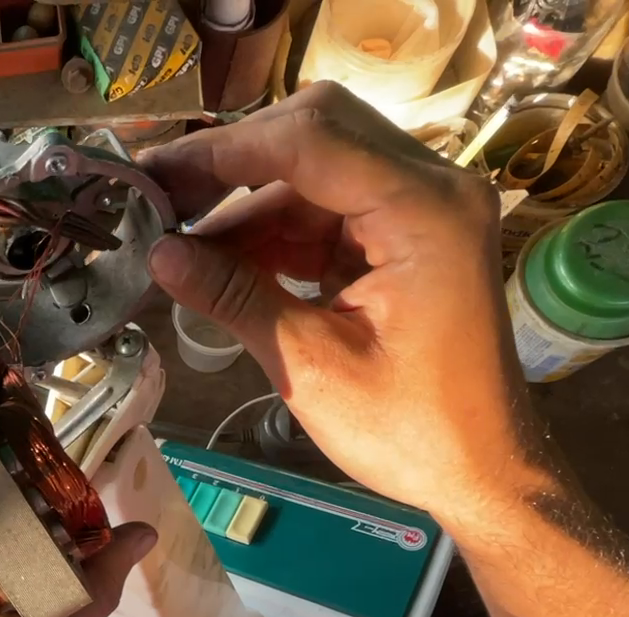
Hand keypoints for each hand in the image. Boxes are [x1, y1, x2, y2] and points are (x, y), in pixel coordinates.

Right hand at [141, 82, 548, 530]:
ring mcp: (414, 211)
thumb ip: (235, 297)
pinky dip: (267, 237)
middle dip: (228, 165)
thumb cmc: (405, 429)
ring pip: (310, 177)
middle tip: (156, 196)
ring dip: (241, 208)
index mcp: (421, 210)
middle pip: (313, 137)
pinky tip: (217, 262)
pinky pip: (320, 216)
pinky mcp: (397, 240)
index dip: (222, 153)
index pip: (309, 142)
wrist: (475, 467)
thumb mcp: (309, 364)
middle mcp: (427, 188)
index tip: (153, 174)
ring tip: (172, 240)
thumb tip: (158, 253)